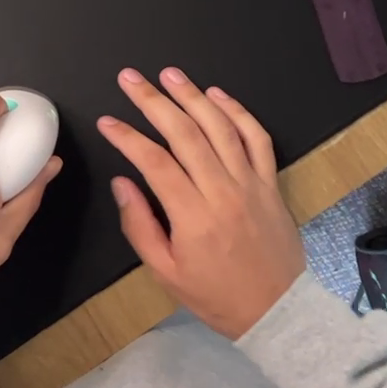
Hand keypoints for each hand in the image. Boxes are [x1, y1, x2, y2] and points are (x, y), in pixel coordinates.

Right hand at [98, 67, 304, 339]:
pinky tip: (217, 94)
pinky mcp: (271, 182)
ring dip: (192, 95)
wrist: (280, 313)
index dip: (126, 137)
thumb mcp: (166, 272)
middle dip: (152, 100)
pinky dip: (237, 112)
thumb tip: (122, 182)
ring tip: (169, 74)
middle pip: (184, 133)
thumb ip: (139, 225)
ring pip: (220, 127)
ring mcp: (251, 183)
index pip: (153, 162)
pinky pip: (257, 138)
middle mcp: (222, 191)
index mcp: (193, 216)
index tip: (106, 122)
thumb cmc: (216, 296)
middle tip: (130, 78)